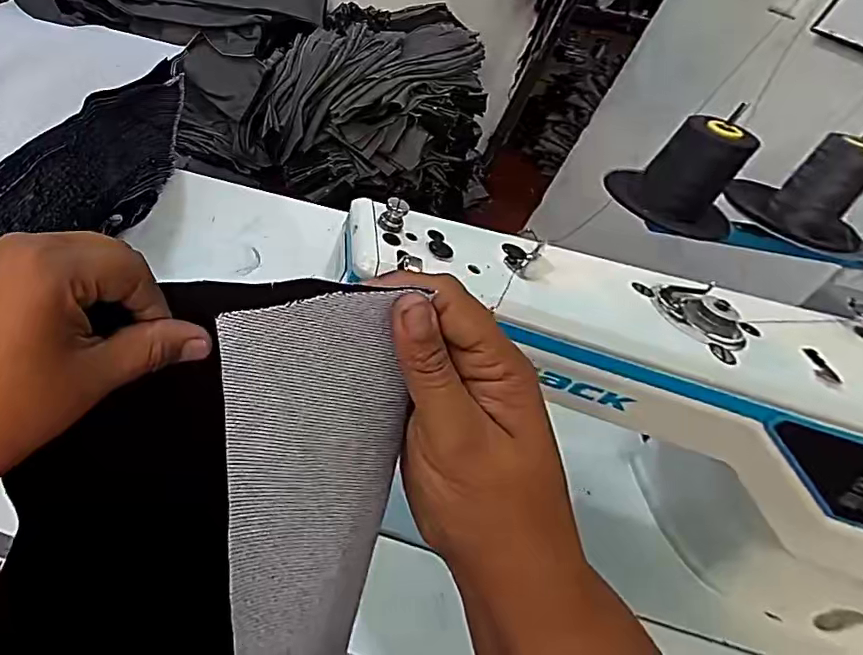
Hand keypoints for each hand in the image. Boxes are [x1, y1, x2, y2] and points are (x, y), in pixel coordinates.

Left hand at [0, 233, 210, 504]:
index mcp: (48, 262)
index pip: (129, 265)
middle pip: (103, 255)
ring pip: (74, 260)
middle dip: (126, 297)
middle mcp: (20, 246)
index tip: (161, 342)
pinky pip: (42, 268)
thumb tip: (194, 339)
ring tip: (97, 346)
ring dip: (97, 295)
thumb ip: (149, 349)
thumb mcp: (89, 379)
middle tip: (134, 345)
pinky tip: (63, 337)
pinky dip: (66, 294)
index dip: (153, 306)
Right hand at [374, 271, 581, 579]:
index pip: (450, 298)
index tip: (364, 300)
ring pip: (425, 335)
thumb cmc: (498, 517)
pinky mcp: (447, 404)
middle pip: (437, 309)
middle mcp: (486, 368)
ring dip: (393, 335)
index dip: (405, 289)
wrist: (508, 573)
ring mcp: (466, 385)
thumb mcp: (456, 435)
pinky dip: (393, 362)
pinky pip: (418, 365)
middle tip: (354, 320)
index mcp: (500, 365)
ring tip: (358, 343)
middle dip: (395, 307)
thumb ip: (430, 366)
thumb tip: (410, 306)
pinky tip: (373, 370)